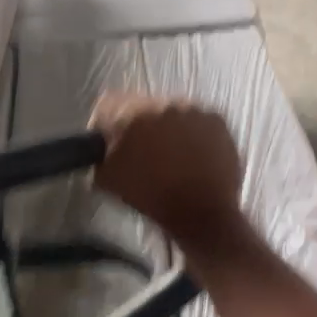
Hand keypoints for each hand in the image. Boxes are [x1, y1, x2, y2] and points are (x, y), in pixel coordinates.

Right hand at [90, 94, 247, 252]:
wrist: (201, 213)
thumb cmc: (149, 198)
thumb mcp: (107, 180)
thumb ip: (99, 156)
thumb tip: (101, 149)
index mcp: (130, 114)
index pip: (108, 104)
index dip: (106, 123)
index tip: (110, 141)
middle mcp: (162, 102)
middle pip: (143, 106)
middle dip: (141, 125)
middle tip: (144, 152)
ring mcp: (194, 109)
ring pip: (173, 111)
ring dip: (169, 128)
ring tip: (173, 156)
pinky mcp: (218, 120)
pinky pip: (199, 121)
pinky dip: (195, 134)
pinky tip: (195, 157)